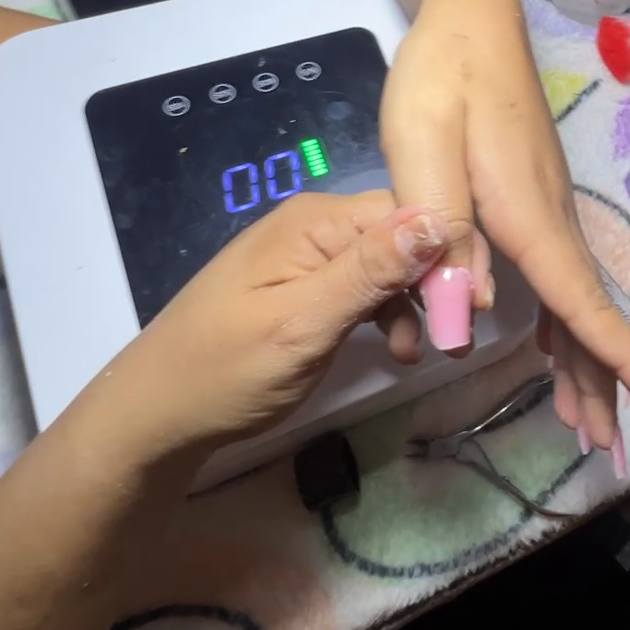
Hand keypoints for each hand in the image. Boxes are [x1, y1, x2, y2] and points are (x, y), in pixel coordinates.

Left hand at [87, 191, 451, 456]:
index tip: (474, 299)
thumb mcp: (303, 324)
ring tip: (437, 349)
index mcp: (316, 220)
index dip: (448, 249)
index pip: (407, 210)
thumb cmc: (226, 371)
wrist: (154, 420)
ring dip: (419, 303)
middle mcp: (319, 225)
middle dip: (438, 279)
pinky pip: (369, 287)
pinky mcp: (312, 285)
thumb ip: (371, 271)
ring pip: (392, 264)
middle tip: (463, 329)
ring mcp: (314, 255)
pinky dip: (391, 315)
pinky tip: (400, 348)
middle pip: (403, 235)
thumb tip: (438, 217)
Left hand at [378, 0, 629, 446]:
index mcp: (525, 210)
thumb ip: (442, 227)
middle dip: (600, 374)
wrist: (471, 19)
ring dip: (582, 354)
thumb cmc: (442, 77)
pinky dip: (562, 318)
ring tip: (582, 413)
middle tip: (604, 440)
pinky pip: (558, 272)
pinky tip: (549, 342)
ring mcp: (547, 204)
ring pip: (575, 293)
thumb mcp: (422, 145)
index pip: (579, 295)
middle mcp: (550, 214)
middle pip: (586, 306)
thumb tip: (473, 315)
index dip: (616, 353)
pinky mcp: (533, 196)